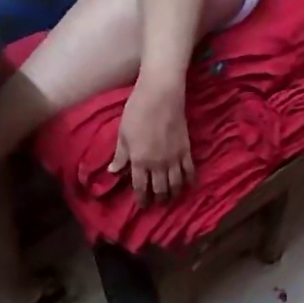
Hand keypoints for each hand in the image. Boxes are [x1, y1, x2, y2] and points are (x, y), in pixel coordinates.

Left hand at [109, 81, 193, 204]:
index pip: (140, 186)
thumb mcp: (123, 134)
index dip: (142, 198)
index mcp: (139, 161)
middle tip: (157, 203)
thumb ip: (120, 155)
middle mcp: (157, 164)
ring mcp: (174, 159)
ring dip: (173, 193)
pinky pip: (189, 171)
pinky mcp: (186, 151)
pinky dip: (189, 181)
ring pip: (175, 184)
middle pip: (159, 189)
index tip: (142, 205)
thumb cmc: (137, 111)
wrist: (161, 97)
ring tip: (171, 198)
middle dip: (158, 199)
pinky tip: (188, 186)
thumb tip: (113, 172)